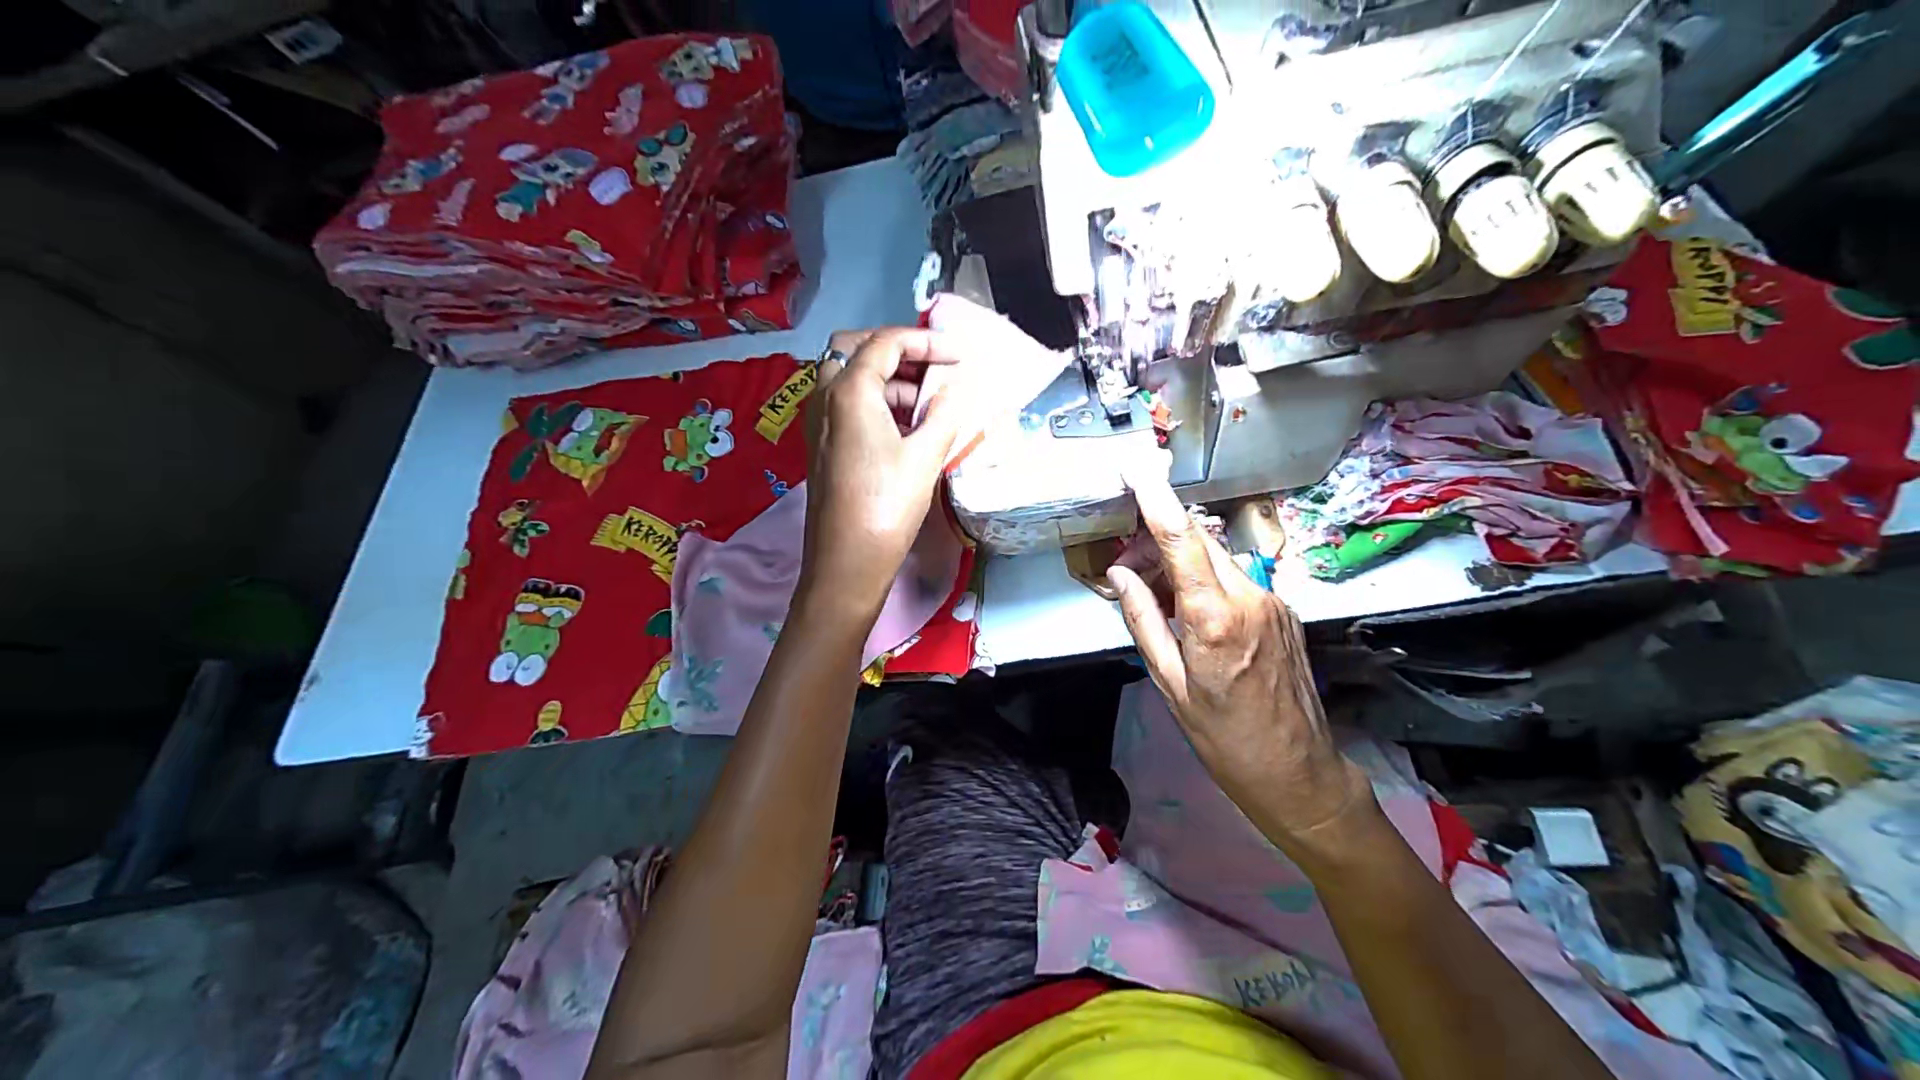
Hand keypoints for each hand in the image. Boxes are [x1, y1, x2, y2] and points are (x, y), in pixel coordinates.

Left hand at [798, 328, 961, 619]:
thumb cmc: (887, 506)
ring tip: (928, 400)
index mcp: (849, 391)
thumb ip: (945, 411)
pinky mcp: (822, 444)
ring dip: (887, 377)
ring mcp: (818, 421)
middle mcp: (825, 397)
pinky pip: (845, 403)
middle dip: (897, 349)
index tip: (959, 355)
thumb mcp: (925, 455)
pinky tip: (906, 425)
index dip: (926, 341)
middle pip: (856, 348)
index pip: (886, 342)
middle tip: (933, 365)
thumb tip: (957, 386)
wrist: (846, 562)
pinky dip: (874, 400)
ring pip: (849, 377)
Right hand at [1108, 457, 1376, 854]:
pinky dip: (1206, 582)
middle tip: (1128, 564)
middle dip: (1160, 540)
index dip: (1157, 499)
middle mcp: (1250, 598)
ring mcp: (1273, 601)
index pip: (1181, 542)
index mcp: (1215, 618)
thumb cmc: (1224, 738)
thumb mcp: (1170, 683)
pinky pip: (1236, 579)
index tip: (1136, 468)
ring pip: (1217, 559)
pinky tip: (1191, 612)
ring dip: (1182, 563)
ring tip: (1156, 595)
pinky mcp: (1284, 610)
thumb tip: (1120, 574)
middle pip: (1199, 543)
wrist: (1299, 772)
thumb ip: (1143, 620)